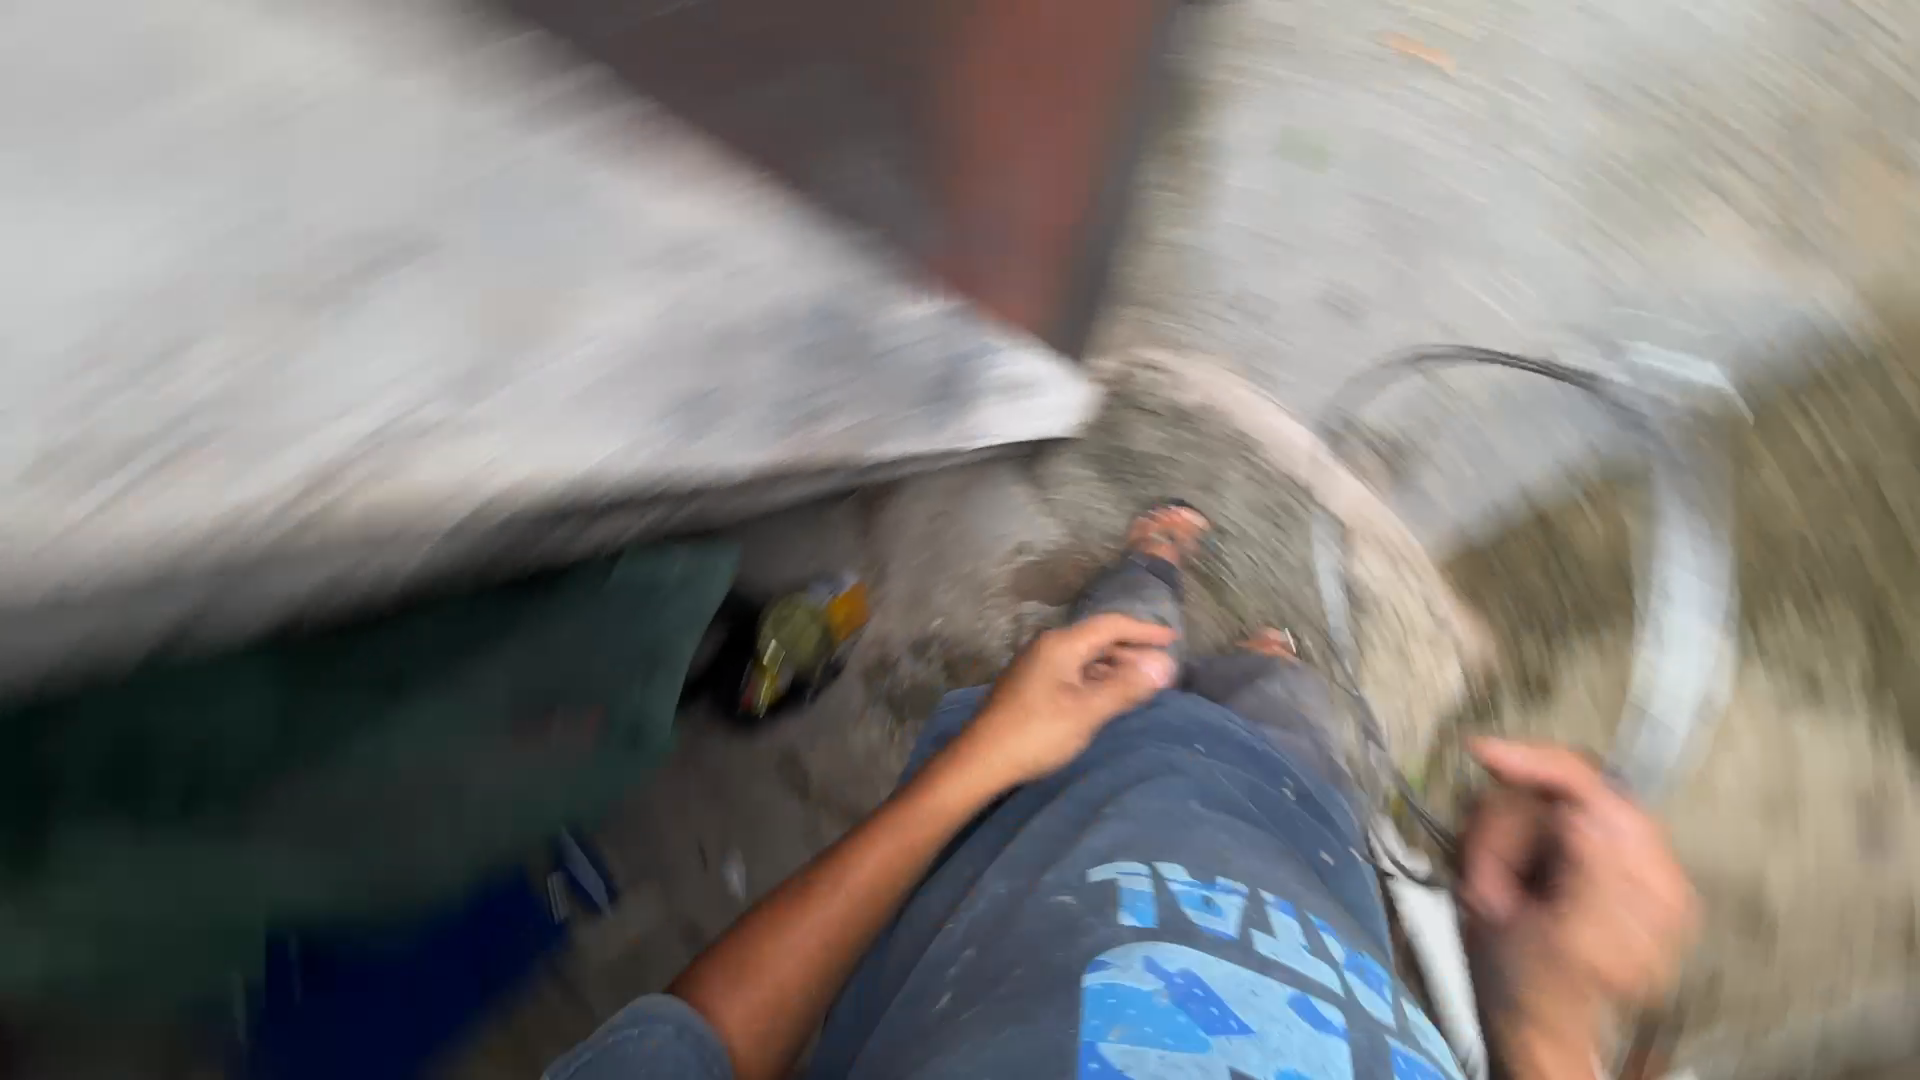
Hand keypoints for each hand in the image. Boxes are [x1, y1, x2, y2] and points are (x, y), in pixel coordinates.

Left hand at [946, 615, 1177, 789]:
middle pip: (1098, 639)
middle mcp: (1049, 647)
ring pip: (1085, 657)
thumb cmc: (1037, 732)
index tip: (1173, 638)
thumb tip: (1165, 665)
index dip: (1144, 630)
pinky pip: (1074, 672)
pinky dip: (1097, 679)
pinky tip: (1109, 695)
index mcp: (1061, 644)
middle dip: (1132, 650)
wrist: (982, 759)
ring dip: (1115, 666)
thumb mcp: (1087, 710)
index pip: (1110, 625)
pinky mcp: (1033, 685)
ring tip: (1143, 681)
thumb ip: (1126, 686)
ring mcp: (1038, 666)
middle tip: (1163, 665)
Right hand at [1461, 739, 1697, 1064]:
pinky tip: (1490, 884)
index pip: (1598, 790)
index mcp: (1649, 881)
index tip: (1482, 753)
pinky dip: (1486, 847)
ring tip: (1489, 893)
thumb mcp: (1571, 944)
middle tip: (1489, 880)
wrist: (1517, 1011)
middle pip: (1547, 794)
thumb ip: (1595, 881)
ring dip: (1489, 845)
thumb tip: (1588, 814)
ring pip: (1517, 805)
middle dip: (1503, 830)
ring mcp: (1587, 852)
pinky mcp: (1553, 850)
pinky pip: (1506, 820)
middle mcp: (1627, 857)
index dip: (1539, 763)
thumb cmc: (1541, 988)